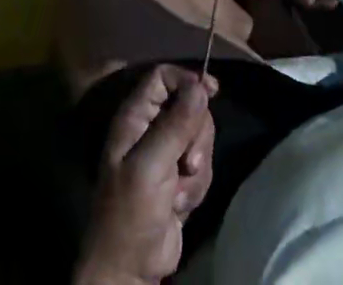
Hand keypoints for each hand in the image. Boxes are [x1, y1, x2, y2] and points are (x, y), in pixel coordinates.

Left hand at [75, 65, 216, 284]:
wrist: (131, 267)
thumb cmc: (131, 213)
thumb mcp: (151, 166)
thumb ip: (176, 124)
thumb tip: (200, 85)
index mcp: (135, 118)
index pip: (163, 77)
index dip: (187, 79)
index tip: (211, 91)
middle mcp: (151, 128)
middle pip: (190, 105)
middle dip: (196, 135)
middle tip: (186, 162)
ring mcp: (166, 153)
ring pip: (200, 136)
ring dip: (197, 166)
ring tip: (178, 190)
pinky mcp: (180, 175)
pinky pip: (203, 163)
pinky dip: (196, 184)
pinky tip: (180, 204)